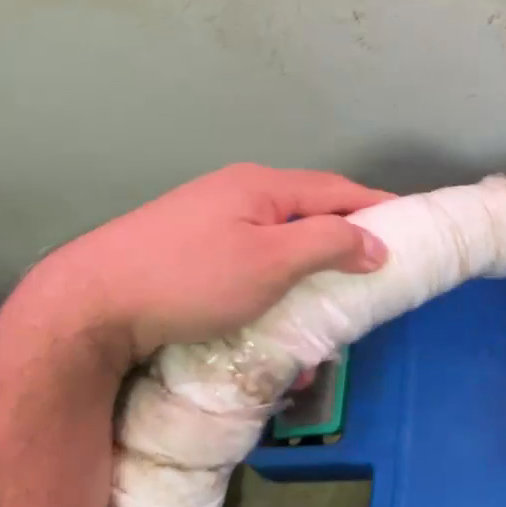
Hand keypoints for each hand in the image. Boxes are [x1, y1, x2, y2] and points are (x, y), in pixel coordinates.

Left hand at [34, 164, 393, 363]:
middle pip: (311, 215)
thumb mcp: (271, 262)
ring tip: (330, 309)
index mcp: (262, 187)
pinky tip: (278, 320)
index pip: (338, 190)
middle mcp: (238, 196)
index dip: (379, 208)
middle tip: (374, 278)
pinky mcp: (191, 254)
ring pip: (282, 245)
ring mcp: (211, 224)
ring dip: (311, 274)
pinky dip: (278, 288)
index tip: (415, 229)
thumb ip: (329, 244)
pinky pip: (254, 265)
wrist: (90, 305)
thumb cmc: (189, 279)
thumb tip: (376, 244)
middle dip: (346, 246)